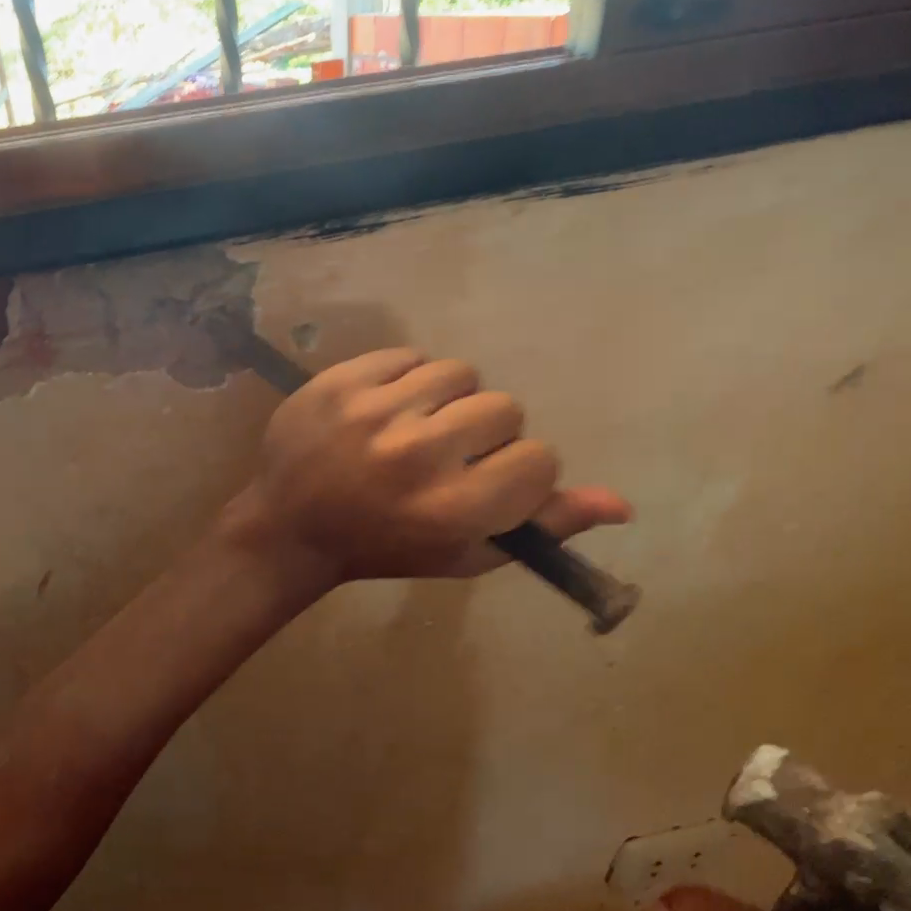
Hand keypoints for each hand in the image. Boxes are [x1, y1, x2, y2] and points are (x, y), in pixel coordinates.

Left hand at [220, 348, 630, 591]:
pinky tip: (386, 409)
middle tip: (447, 454)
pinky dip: (408, 379)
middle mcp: (417, 455)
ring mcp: (374, 412)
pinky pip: (410, 356)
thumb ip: (540, 528)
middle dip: (485, 432)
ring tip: (417, 426)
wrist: (290, 526)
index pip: (538, 459)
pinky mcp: (340, 381)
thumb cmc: (384, 547)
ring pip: (460, 374)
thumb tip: (620, 503)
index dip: (519, 470)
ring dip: (449, 400)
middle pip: (503, 408)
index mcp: (452, 509)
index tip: (486, 480)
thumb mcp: (464, 554)